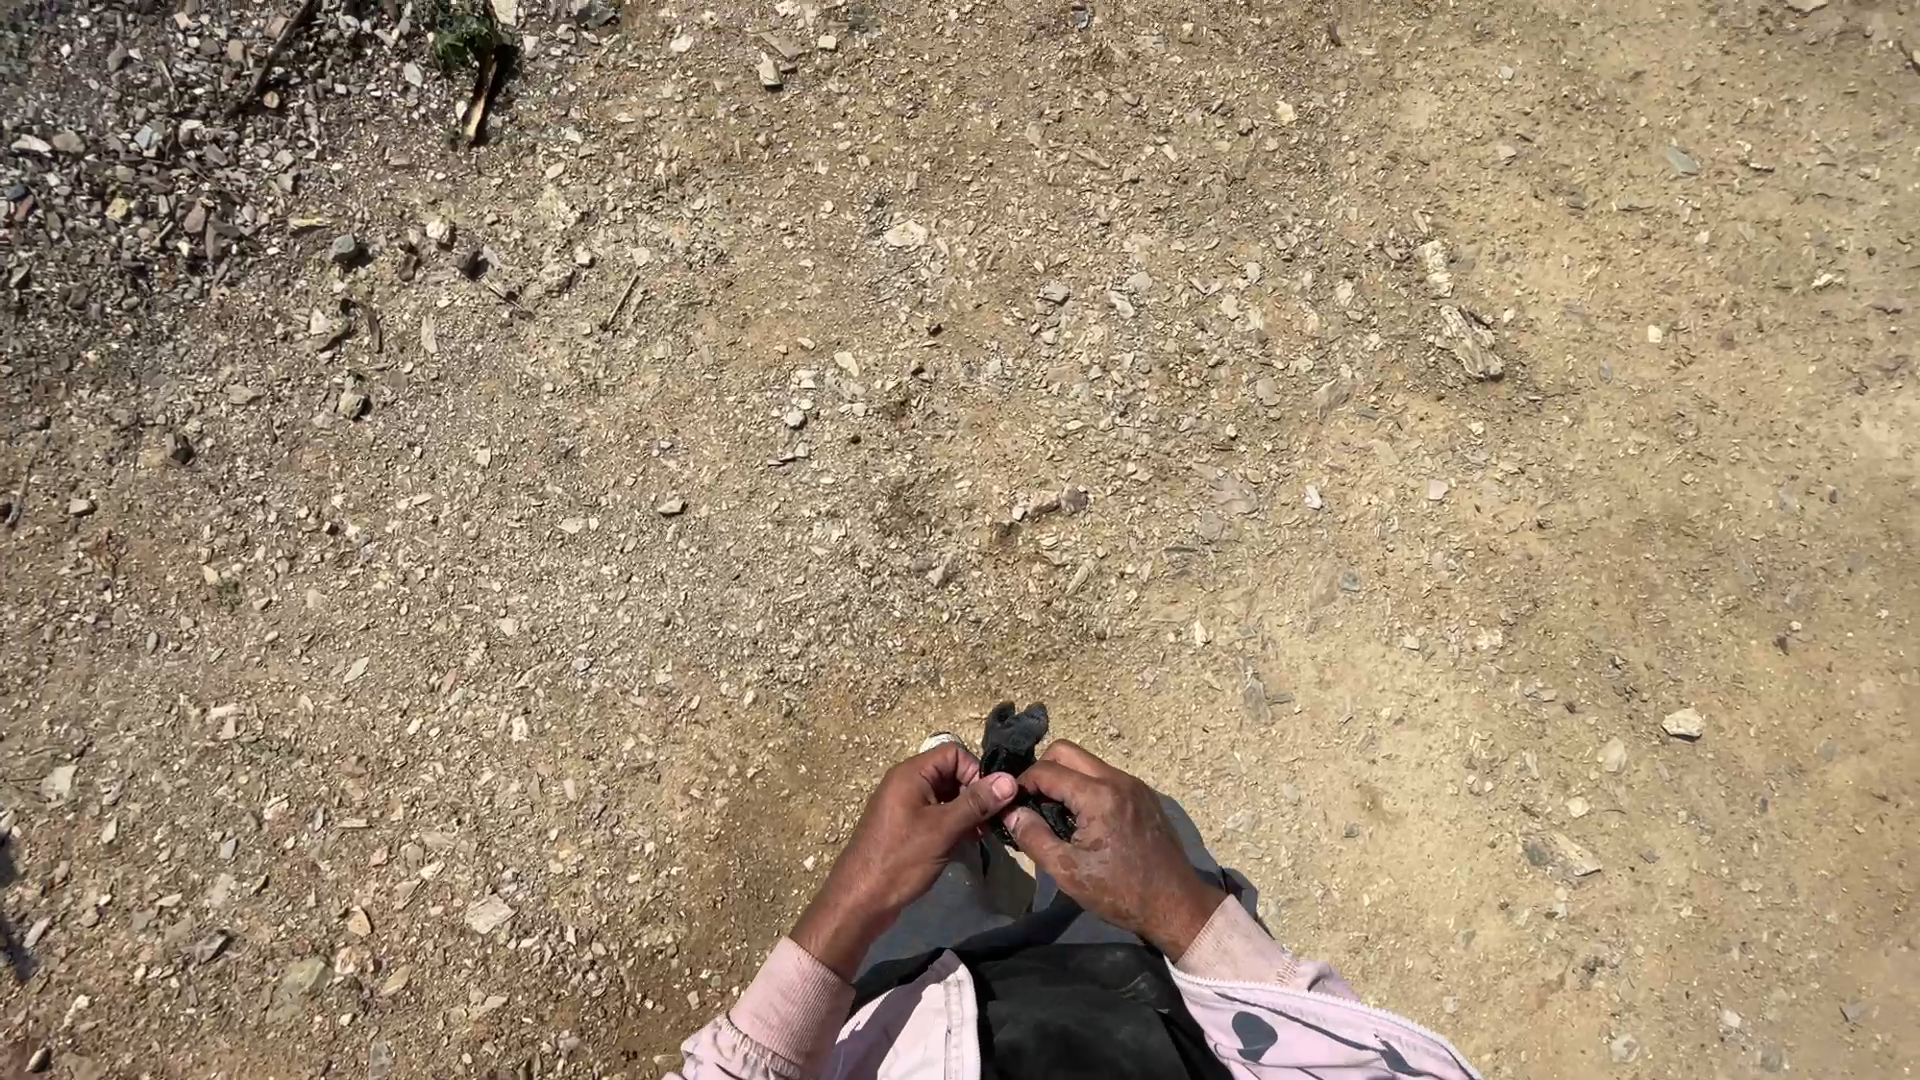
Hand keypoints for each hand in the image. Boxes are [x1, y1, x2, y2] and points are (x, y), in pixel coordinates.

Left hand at [791, 742, 1017, 979]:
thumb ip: (976, 803)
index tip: (990, 800)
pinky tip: (967, 844)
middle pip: (952, 774)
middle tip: (993, 821)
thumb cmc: (900, 859)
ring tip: (983, 835)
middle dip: (975, 794)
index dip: (975, 771)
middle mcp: (908, 783)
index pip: (954, 753)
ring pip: (948, 797)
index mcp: (911, 773)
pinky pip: (938, 815)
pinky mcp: (908, 828)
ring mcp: (907, 806)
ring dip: (967, 812)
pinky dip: (955, 825)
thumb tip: (1010, 780)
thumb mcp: (942, 829)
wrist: (860, 901)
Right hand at [1005, 741, 1224, 959]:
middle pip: (1066, 751)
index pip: (1047, 770)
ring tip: (1056, 811)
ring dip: (1066, 778)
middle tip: (1033, 801)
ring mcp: (1133, 784)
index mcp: (1097, 795)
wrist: (1177, 906)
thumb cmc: (1119, 892)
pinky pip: (1105, 776)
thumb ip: (1032, 836)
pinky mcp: (1143, 794)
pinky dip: (1086, 786)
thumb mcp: (1067, 871)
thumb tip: (1011, 813)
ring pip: (1087, 762)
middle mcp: (1116, 779)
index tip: (1012, 803)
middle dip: (1043, 770)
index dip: (1023, 783)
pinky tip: (1084, 817)